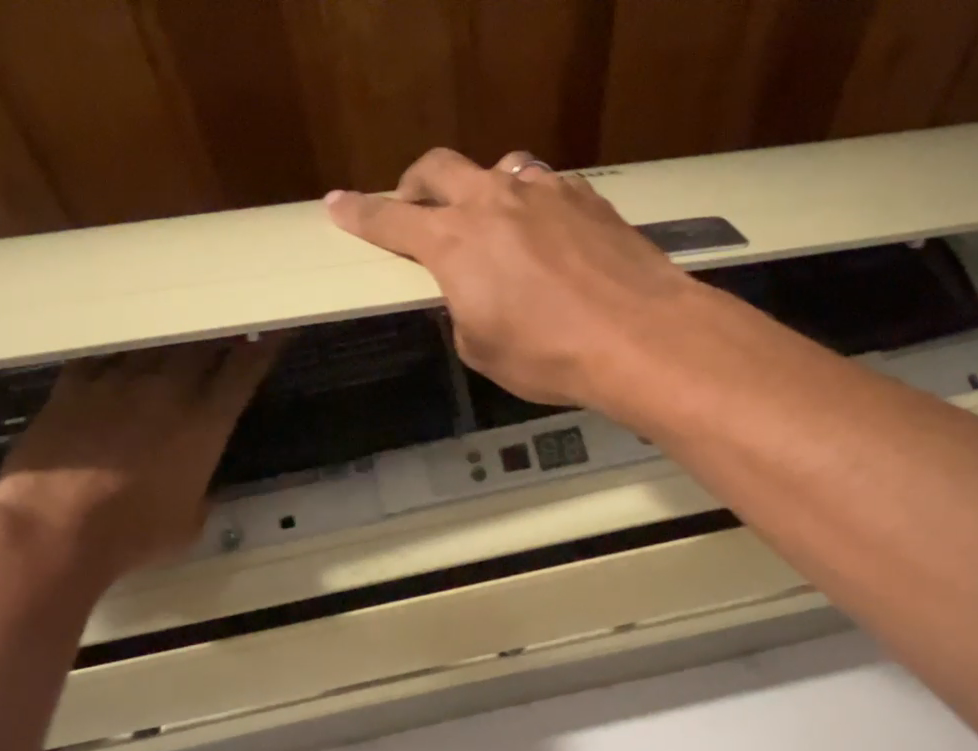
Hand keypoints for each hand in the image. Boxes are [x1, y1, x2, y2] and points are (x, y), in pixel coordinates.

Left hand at [0, 335, 277, 579]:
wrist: (56, 527)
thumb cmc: (134, 534)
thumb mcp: (189, 523)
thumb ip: (201, 492)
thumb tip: (198, 484)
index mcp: (205, 424)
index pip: (244, 370)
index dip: (264, 347)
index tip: (276, 330)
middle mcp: (167, 390)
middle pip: (202, 344)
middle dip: (220, 333)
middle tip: (227, 325)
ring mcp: (118, 382)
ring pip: (153, 341)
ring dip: (171, 337)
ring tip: (177, 333)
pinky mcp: (73, 385)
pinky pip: (102, 353)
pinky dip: (118, 350)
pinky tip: (120, 349)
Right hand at [324, 149, 703, 418]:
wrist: (640, 336)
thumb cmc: (550, 355)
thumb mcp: (482, 349)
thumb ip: (463, 309)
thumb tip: (471, 293)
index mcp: (454, 242)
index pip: (391, 219)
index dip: (360, 213)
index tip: (338, 205)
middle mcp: (493, 201)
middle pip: (439, 168)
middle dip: (417, 184)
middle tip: (416, 204)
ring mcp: (544, 191)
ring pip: (498, 169)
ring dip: (482, 188)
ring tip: (490, 218)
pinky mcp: (587, 197)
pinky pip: (546, 186)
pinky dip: (532, 204)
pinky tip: (547, 233)